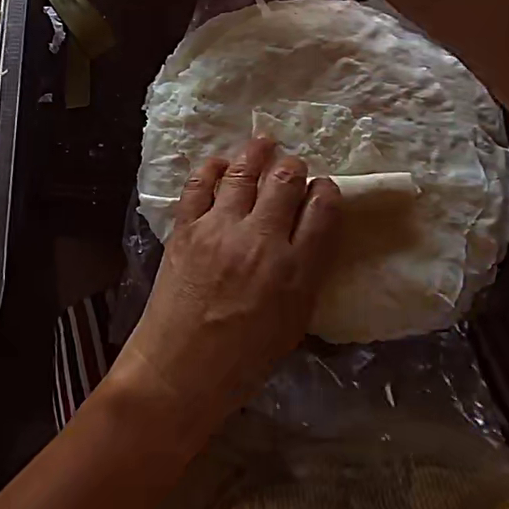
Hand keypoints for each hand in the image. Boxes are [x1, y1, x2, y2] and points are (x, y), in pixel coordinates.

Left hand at [109, 137, 341, 426]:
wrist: (182, 365)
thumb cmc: (244, 359)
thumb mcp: (293, 323)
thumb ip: (303, 277)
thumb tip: (305, 241)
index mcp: (297, 271)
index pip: (323, 213)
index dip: (326, 193)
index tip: (324, 186)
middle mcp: (261, 241)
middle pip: (284, 185)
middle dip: (292, 168)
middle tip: (292, 164)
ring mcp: (219, 229)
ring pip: (243, 176)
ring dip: (255, 155)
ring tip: (262, 143)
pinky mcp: (185, 228)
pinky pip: (200, 186)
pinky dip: (211, 169)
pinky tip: (219, 163)